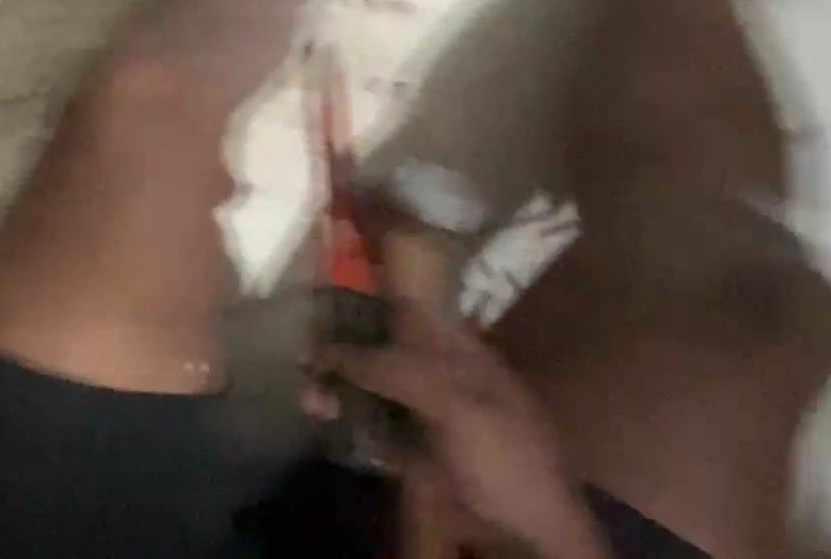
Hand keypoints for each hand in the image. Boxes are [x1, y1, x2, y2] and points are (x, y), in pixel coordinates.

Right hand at [322, 306, 612, 557]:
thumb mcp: (456, 404)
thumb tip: (325, 347)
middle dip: (339, 345)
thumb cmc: (505, 461)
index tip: (323, 295)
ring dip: (333, 383)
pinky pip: (364, 421)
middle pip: (379, 346)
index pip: (410, 312)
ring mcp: (423, 414)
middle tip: (304, 352)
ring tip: (309, 396)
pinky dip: (339, 414)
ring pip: (367, 383)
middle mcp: (441, 377)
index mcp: (465, 357)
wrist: (526, 543)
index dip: (368, 300)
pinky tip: (317, 413)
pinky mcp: (407, 450)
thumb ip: (391, 367)